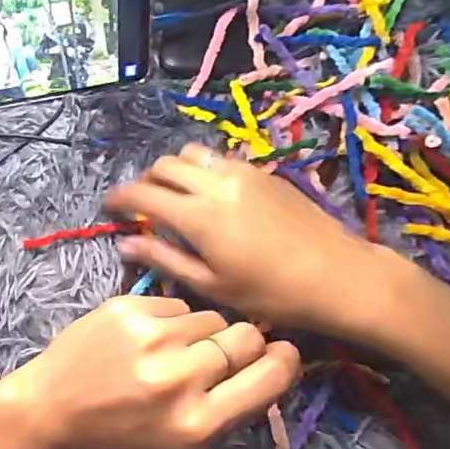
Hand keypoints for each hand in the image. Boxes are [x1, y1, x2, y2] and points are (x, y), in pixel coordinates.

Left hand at [0, 295, 299, 448]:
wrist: (54, 405)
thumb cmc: (122, 429)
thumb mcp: (183, 438)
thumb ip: (232, 405)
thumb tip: (274, 361)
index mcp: (198, 424)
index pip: (269, 378)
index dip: (283, 362)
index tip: (281, 353)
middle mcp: (179, 378)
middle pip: (246, 337)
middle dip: (242, 343)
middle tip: (216, 353)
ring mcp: (151, 337)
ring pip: (211, 316)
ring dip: (202, 331)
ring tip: (170, 350)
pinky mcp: (127, 308)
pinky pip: (177, 304)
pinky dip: (170, 319)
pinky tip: (145, 338)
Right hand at [104, 143, 430, 347]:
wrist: (340, 277)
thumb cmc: (271, 293)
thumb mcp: (211, 285)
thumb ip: (164, 259)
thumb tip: (125, 244)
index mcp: (198, 216)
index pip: (143, 194)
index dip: (119, 198)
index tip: (109, 207)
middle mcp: (216, 184)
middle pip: (165, 165)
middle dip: (146, 181)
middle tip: (144, 206)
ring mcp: (244, 173)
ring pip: (194, 154)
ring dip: (175, 170)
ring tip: (177, 196)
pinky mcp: (265, 173)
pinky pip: (221, 159)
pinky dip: (204, 170)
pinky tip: (212, 196)